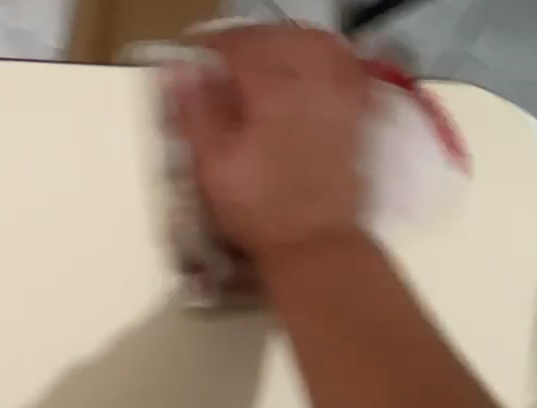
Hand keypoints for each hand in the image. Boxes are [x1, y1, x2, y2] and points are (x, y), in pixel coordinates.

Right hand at [168, 24, 371, 268]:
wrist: (312, 241)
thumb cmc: (257, 208)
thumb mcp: (213, 166)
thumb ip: (196, 113)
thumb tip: (177, 71)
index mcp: (273, 88)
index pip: (238, 46)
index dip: (209, 47)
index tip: (189, 55)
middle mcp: (314, 78)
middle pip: (279, 37)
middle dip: (247, 42)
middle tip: (222, 57)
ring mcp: (342, 92)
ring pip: (316, 43)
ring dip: (285, 43)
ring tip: (263, 57)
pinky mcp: (359, 111)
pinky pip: (345, 65)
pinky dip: (323, 58)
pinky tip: (310, 70)